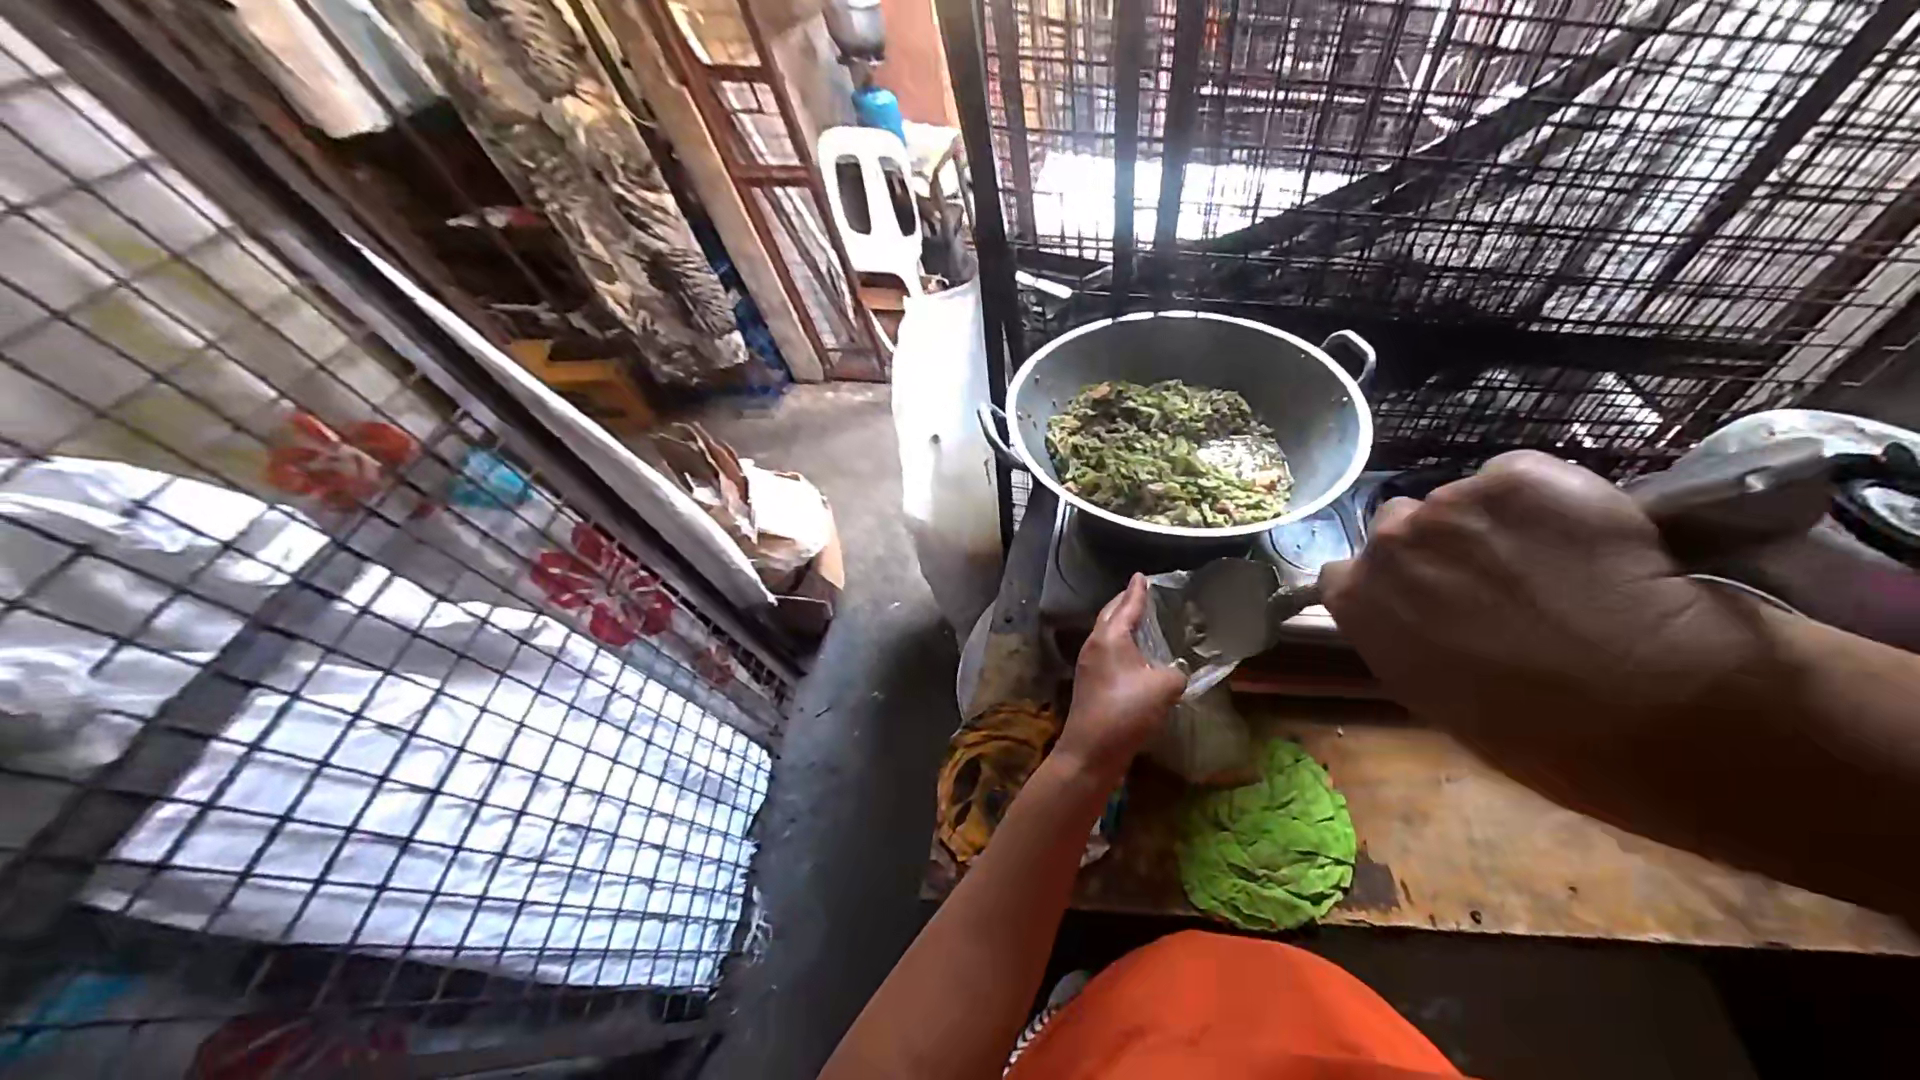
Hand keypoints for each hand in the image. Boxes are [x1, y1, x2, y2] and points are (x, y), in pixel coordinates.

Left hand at [1055, 574, 1184, 783]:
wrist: (1091, 750)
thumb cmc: (1126, 711)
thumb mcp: (1163, 688)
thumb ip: (1175, 672)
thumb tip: (1172, 672)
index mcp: (1110, 637)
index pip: (1127, 605)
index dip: (1137, 591)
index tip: (1141, 575)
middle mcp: (1095, 645)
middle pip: (1110, 615)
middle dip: (1125, 603)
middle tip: (1140, 594)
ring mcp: (1089, 664)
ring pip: (1106, 635)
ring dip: (1122, 625)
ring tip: (1140, 620)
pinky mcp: (1090, 683)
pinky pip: (1107, 653)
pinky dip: (1121, 645)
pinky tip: (1134, 655)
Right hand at [1317, 452, 1764, 760]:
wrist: (1644, 703)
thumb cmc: (1530, 730)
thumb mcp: (1428, 692)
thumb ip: (1400, 636)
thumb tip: (1418, 618)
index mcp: (1356, 599)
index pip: (1348, 571)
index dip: (1389, 580)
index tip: (1426, 595)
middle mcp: (1388, 542)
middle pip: (1400, 525)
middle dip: (1436, 545)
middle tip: (1493, 578)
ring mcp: (1450, 505)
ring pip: (1462, 499)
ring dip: (1492, 523)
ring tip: (1552, 560)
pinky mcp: (1518, 479)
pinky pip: (1520, 476)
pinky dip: (1548, 499)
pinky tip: (1583, 537)